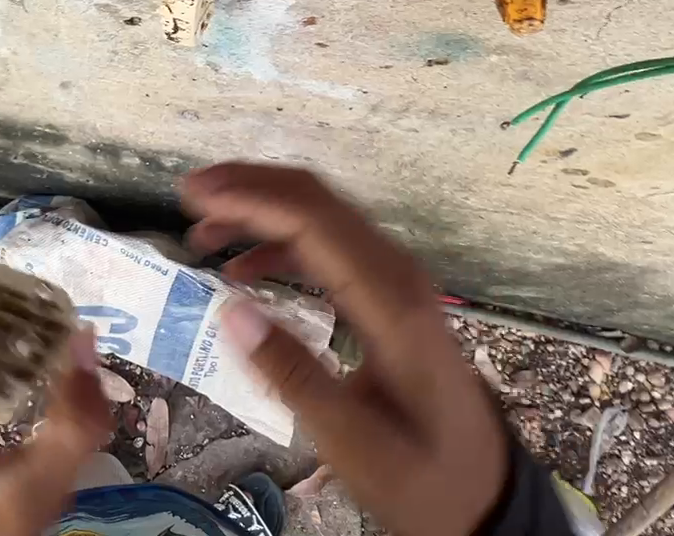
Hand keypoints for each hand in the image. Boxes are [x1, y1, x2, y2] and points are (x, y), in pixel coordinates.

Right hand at [183, 164, 511, 535]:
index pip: (311, 221)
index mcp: (386, 299)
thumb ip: (291, 374)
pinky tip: (242, 269)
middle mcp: (392, 269)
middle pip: (314, 198)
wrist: (483, 489)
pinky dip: (279, 240)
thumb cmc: (419, 472)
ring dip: (259, 209)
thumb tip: (228, 309)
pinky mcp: (385, 286)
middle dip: (248, 185)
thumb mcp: (352, 442)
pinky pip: (326, 242)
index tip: (194, 196)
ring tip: (204, 232)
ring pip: (318, 212)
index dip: (249, 198)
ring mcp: (392, 273)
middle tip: (190, 195)